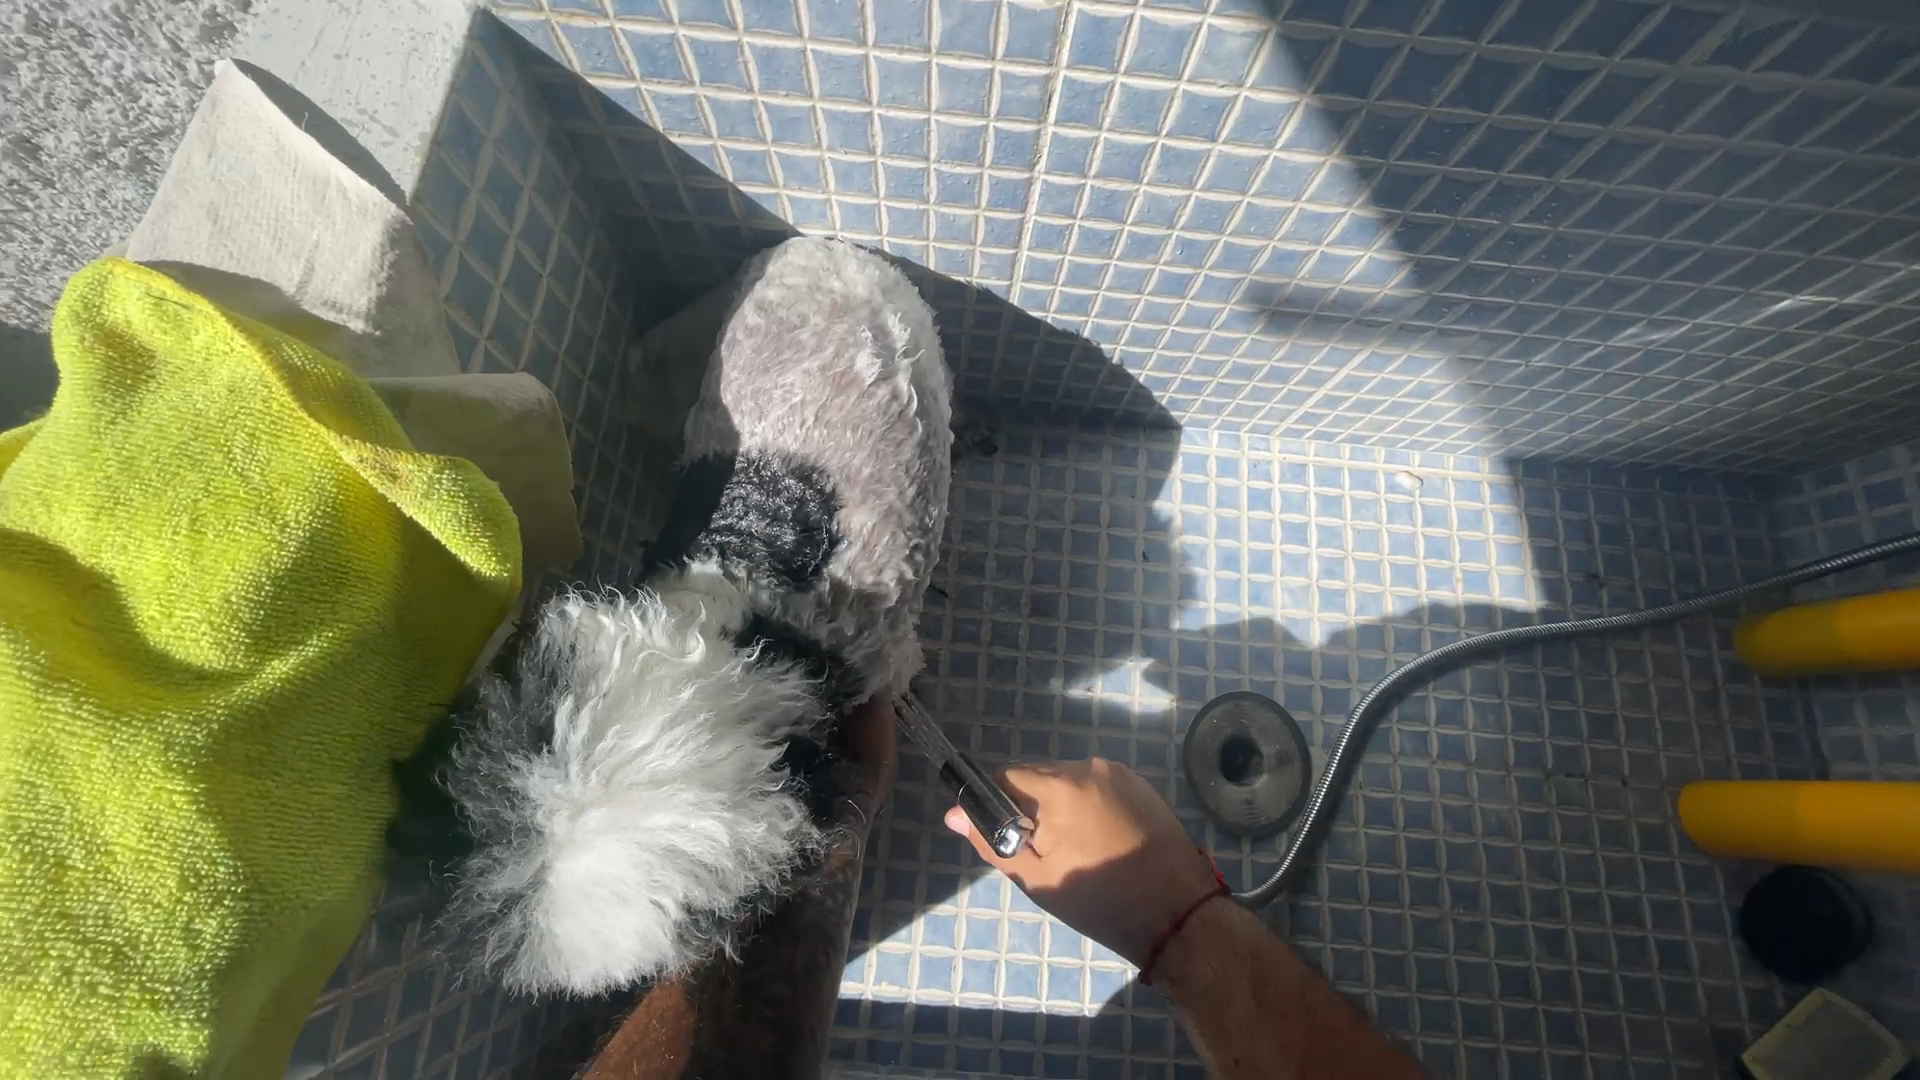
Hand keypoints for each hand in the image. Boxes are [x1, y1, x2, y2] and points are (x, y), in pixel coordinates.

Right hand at [943, 758, 1220, 968]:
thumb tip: (954, 813)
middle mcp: (1088, 766)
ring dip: (1060, 803)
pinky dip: (1088, 803)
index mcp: (1059, 785)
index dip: (998, 805)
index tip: (1008, 836)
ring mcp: (1118, 773)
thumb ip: (991, 840)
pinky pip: (1096, 784)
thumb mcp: (1037, 878)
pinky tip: (1101, 837)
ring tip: (1076, 846)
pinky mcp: (1140, 784)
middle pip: (1038, 775)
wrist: (1177, 914)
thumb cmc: (1099, 901)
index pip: (1007, 777)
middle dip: (1031, 805)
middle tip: (1043, 848)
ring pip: (1068, 779)